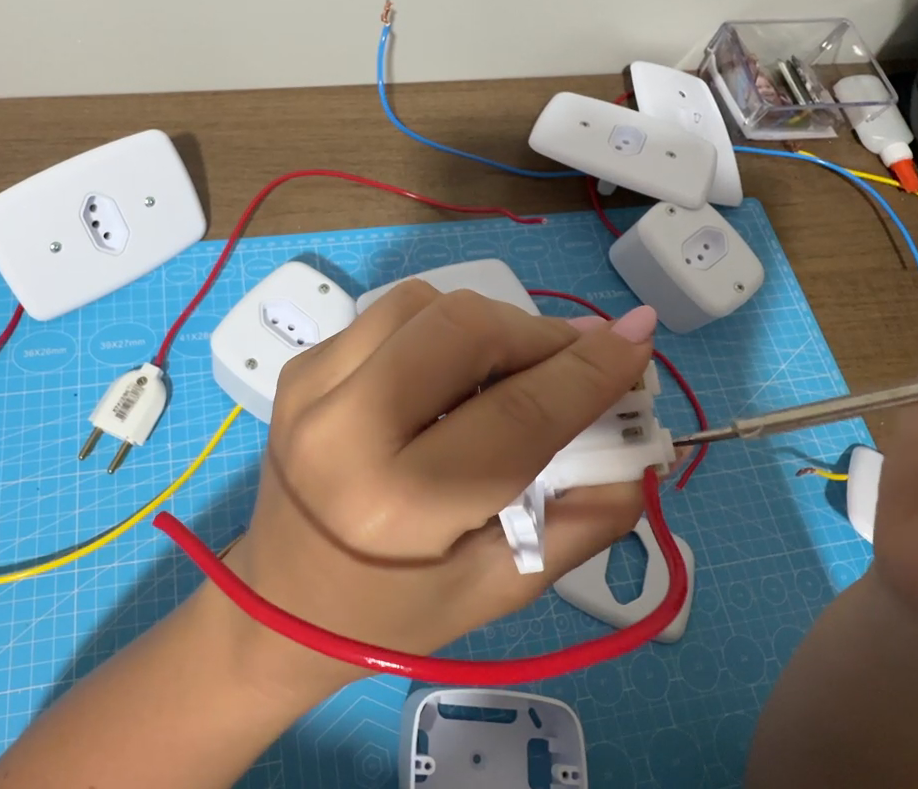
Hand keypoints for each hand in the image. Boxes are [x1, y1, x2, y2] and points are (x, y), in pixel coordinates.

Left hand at [217, 282, 658, 698]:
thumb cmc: (394, 614)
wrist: (279, 606)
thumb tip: (639, 440)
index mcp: (397, 504)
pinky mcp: (302, 367)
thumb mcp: (501, 589)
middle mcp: (343, 427)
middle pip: (464, 328)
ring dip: (489, 324)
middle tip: (576, 363)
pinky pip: (392, 316)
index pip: (515, 413)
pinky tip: (453, 376)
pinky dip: (441, 331)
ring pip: (426, 304)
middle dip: (538, 335)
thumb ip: (583, 517)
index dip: (588, 373)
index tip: (639, 343)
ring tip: (516, 369)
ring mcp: (312, 385)